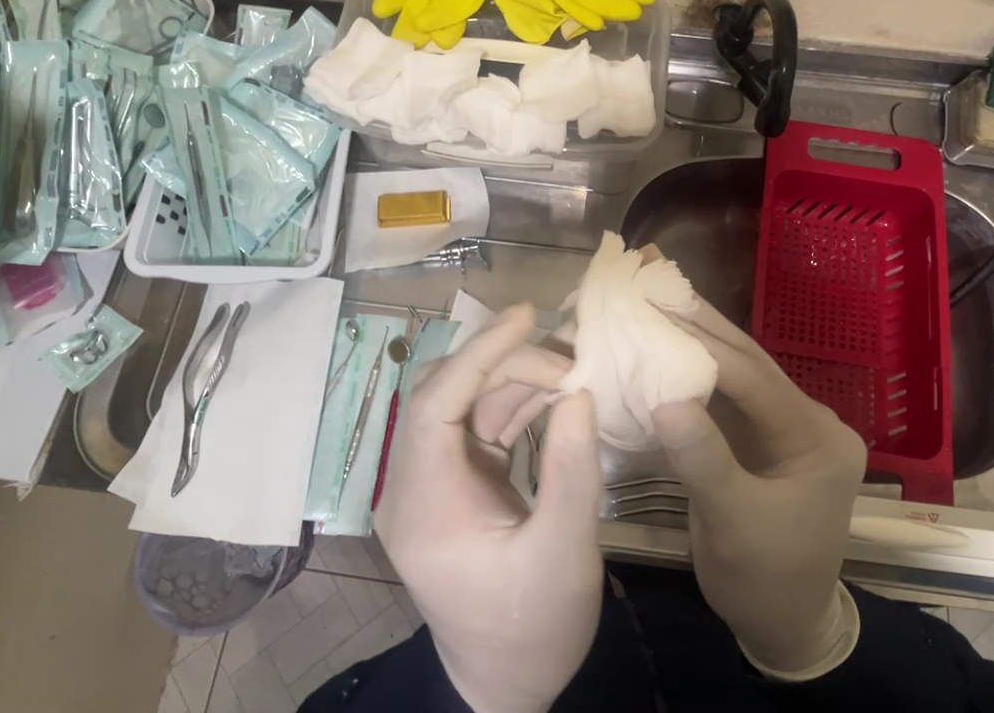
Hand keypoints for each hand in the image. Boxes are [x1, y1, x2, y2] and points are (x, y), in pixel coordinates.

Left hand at [375, 304, 604, 712]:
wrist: (503, 684)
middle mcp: (413, 484)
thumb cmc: (532, 628)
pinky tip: (557, 398)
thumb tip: (581, 391)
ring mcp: (431, 483)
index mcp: (424, 505)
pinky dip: (515, 406)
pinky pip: (477, 426)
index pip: (434, 402)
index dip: (479, 353)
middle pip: (444, 392)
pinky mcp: (453, 484)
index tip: (526, 317)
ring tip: (572, 369)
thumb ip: (575, 471)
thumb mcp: (564, 555)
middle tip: (569, 361)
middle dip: (504, 364)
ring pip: (462, 402)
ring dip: (514, 380)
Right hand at [651, 302, 867, 675]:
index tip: (653, 310)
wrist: (780, 623)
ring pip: (733, 372)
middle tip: (652, 281)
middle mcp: (806, 421)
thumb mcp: (735, 524)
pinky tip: (658, 348)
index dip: (703, 342)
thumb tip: (664, 397)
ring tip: (651, 301)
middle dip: (700, 323)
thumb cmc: (765, 577)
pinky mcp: (755, 438)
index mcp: (818, 438)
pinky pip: (721, 396)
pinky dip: (689, 373)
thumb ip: (705, 460)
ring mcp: (780, 427)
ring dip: (693, 339)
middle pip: (748, 362)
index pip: (756, 378)